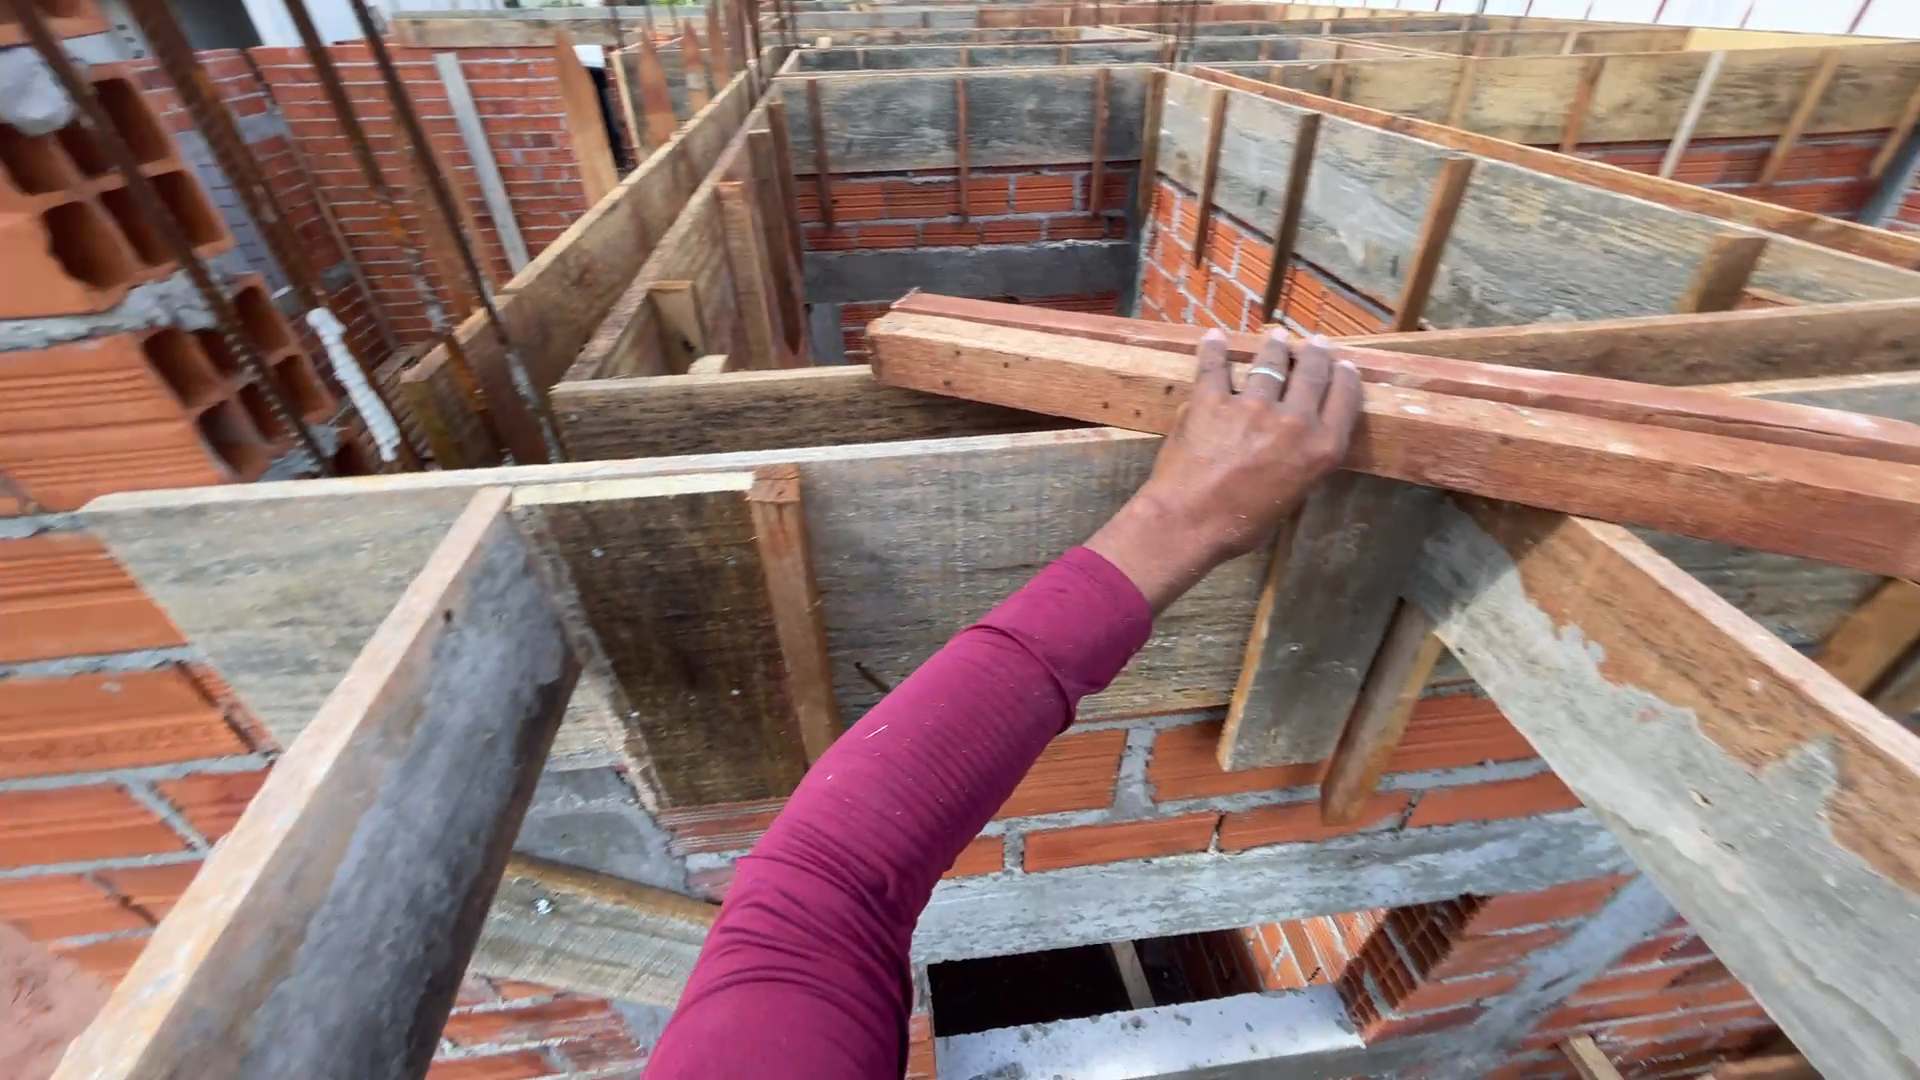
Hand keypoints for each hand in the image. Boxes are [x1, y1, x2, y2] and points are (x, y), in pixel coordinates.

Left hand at [1085, 328, 1361, 611]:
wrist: (1189, 522)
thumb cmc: (1240, 524)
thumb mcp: (1291, 497)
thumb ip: (1299, 465)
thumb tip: (1294, 450)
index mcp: (1322, 447)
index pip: (1345, 396)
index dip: (1344, 375)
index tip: (1342, 364)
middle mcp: (1295, 420)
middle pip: (1312, 372)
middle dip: (1315, 353)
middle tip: (1314, 342)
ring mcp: (1252, 405)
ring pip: (1270, 362)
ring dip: (1275, 346)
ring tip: (1276, 337)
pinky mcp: (1211, 400)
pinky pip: (1214, 366)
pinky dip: (1214, 349)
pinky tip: (1214, 337)